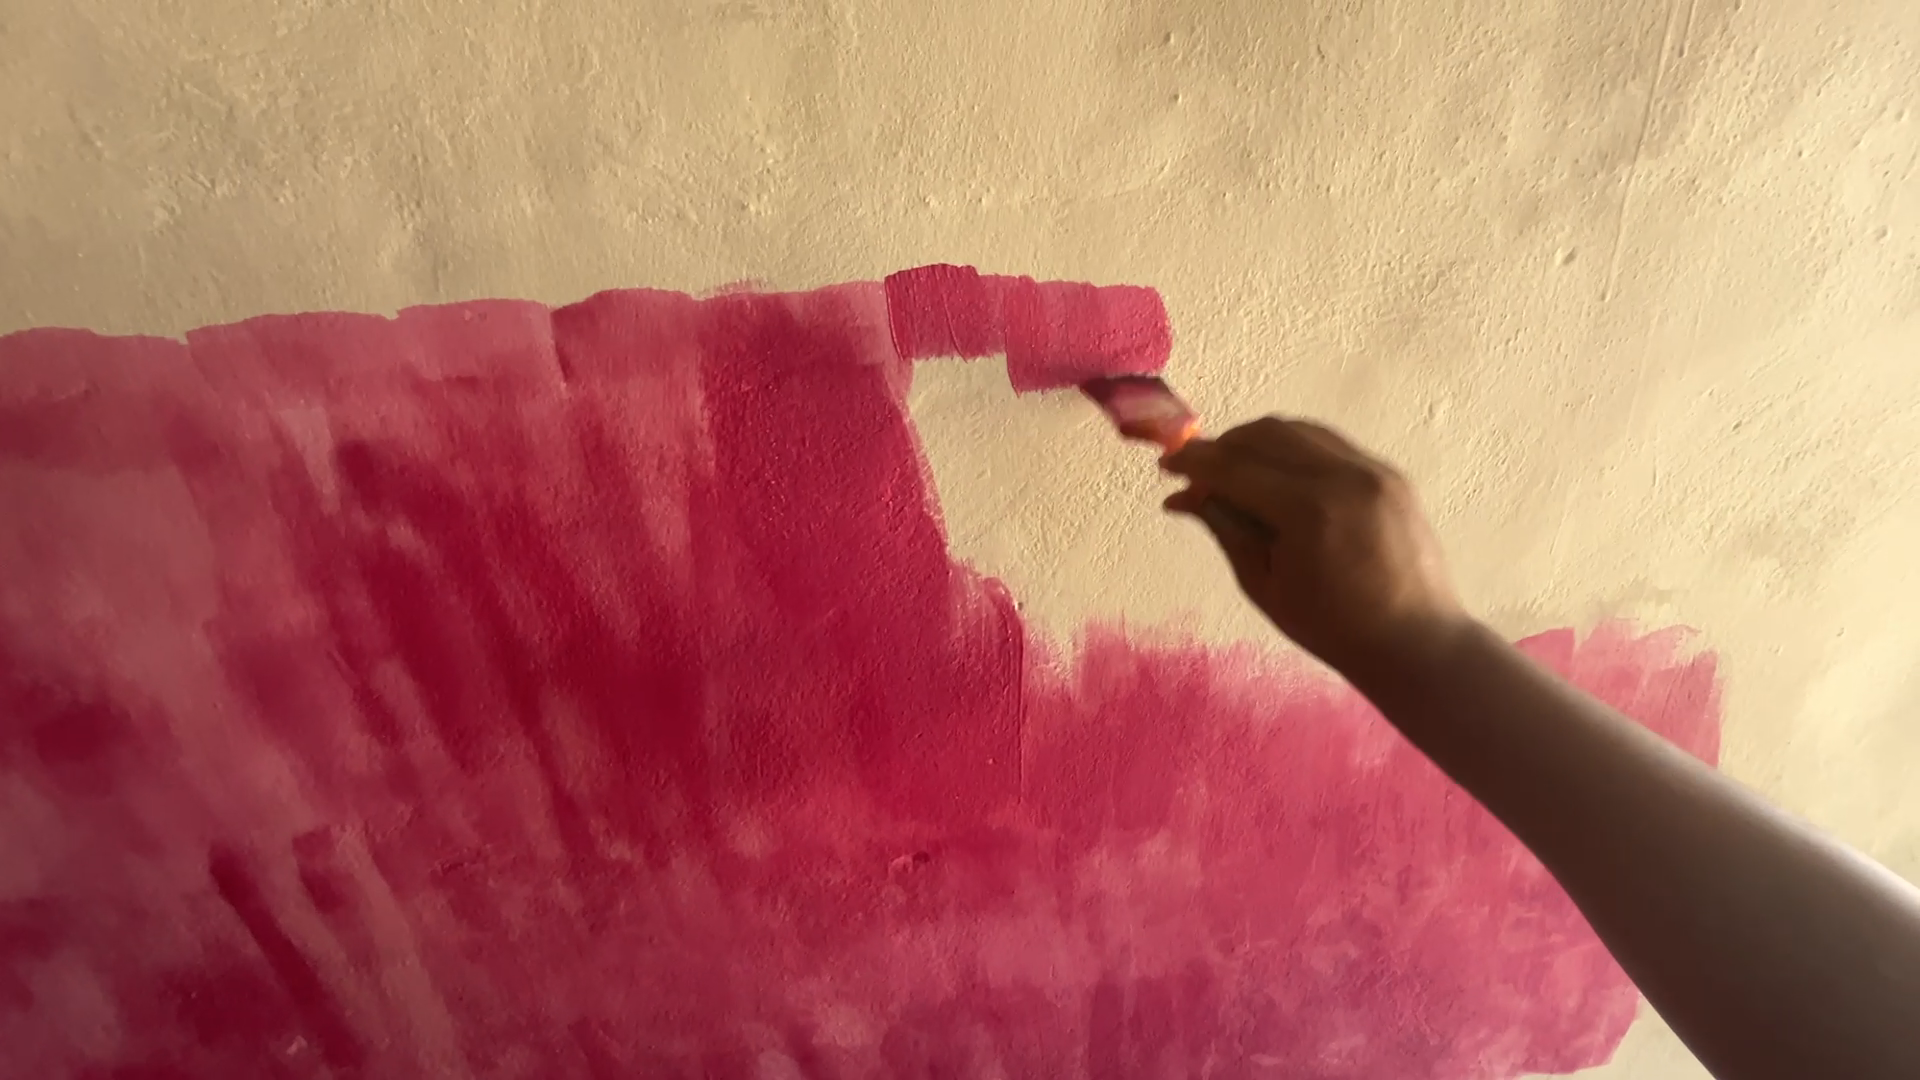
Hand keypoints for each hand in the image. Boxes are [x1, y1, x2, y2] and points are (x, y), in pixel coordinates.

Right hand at [1161, 417, 1466, 677]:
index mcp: (1310, 511)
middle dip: (1221, 447)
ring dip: (1254, 442)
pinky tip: (1273, 476)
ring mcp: (1372, 469)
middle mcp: (1344, 476)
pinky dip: (1289, 449)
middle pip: (1265, 434)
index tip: (1164, 465)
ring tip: (1231, 473)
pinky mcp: (1386, 472)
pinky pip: (1325, 443)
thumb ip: (1225, 528)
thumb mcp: (1262, 583)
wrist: (1415, 641)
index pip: (1236, 468)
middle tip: (1195, 473)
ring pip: (1296, 429)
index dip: (1194, 463)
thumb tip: (1181, 496)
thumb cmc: (1329, 626)